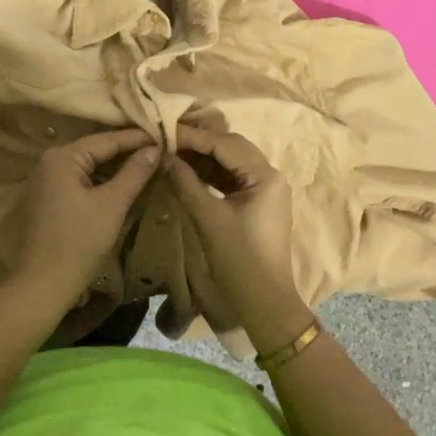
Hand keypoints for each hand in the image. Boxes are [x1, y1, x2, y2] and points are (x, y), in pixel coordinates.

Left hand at [14, 129, 160, 302]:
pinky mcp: (47, 199)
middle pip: (96, 150)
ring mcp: (46, 181)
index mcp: (63, 157)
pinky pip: (79, 181)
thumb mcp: (112, 205)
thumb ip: (134, 173)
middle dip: (127, 151)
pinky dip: (100, 182)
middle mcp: (50, 162)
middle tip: (157, 149)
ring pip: (88, 166)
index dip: (137, 138)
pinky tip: (122, 184)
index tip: (164, 136)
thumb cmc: (79, 242)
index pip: (107, 140)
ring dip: (115, 168)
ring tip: (145, 164)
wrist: (42, 286)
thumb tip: (154, 149)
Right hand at [162, 125, 309, 347]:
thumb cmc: (239, 260)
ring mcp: (266, 189)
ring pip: (232, 161)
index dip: (193, 137)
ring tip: (173, 153)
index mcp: (265, 176)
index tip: (165, 131)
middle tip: (168, 139)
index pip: (225, 144)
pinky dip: (211, 173)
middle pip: (231, 147)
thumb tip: (164, 157)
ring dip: (204, 157)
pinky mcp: (258, 203)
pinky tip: (189, 172)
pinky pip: (233, 178)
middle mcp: (271, 175)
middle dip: (199, 142)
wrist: (264, 303)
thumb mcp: (208, 219)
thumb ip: (186, 183)